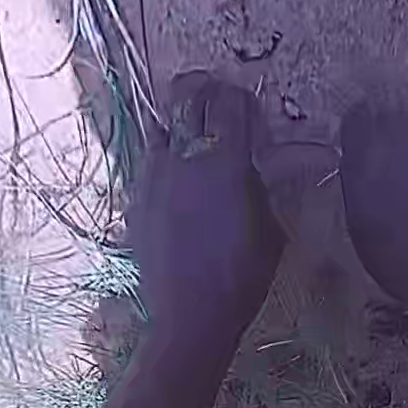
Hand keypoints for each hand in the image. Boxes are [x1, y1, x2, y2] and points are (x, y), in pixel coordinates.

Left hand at [127, 73, 281, 342]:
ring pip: (159, 127)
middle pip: (186, 97)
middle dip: (202, 91)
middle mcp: (184, 159)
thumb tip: (250, 168)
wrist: (190, 316)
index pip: (229, 101)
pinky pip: (147, 165)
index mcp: (225, 162)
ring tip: (189, 141)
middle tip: (213, 100)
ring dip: (176, 125)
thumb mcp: (271, 232)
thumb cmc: (241, 279)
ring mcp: (153, 179)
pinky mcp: (136, 202)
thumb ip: (260, 189)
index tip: (246, 108)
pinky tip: (174, 181)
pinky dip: (162, 161)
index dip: (239, 98)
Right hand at [338, 104, 407, 324]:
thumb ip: (356, 181)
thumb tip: (358, 163)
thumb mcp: (356, 220)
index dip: (356, 138)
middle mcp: (403, 128)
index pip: (356, 119)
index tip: (355, 160)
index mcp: (365, 147)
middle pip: (391, 118)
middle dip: (387, 139)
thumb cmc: (392, 250)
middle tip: (384, 174)